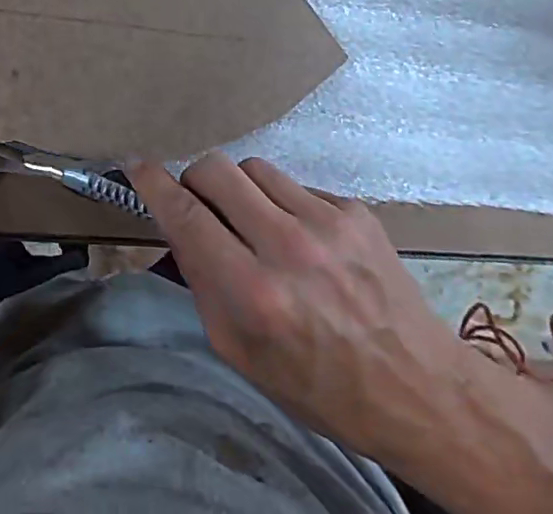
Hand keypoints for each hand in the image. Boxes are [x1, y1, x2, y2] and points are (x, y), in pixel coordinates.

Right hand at [130, 154, 552, 513]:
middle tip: (200, 203)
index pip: (186, 215)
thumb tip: (178, 228)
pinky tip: (302, 240)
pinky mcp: (356, 211)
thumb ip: (202, 283)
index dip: (153, 183)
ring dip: (241, 190)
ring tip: (255, 225)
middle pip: (218, 170)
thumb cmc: (319, 386)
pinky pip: (298, 185)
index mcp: (253, 293)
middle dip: (196, 179)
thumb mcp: (240, 353)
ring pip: (256, 168)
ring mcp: (328, 223)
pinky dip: (285, 204)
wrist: (415, 386)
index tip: (137, 165)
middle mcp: (289, 247)